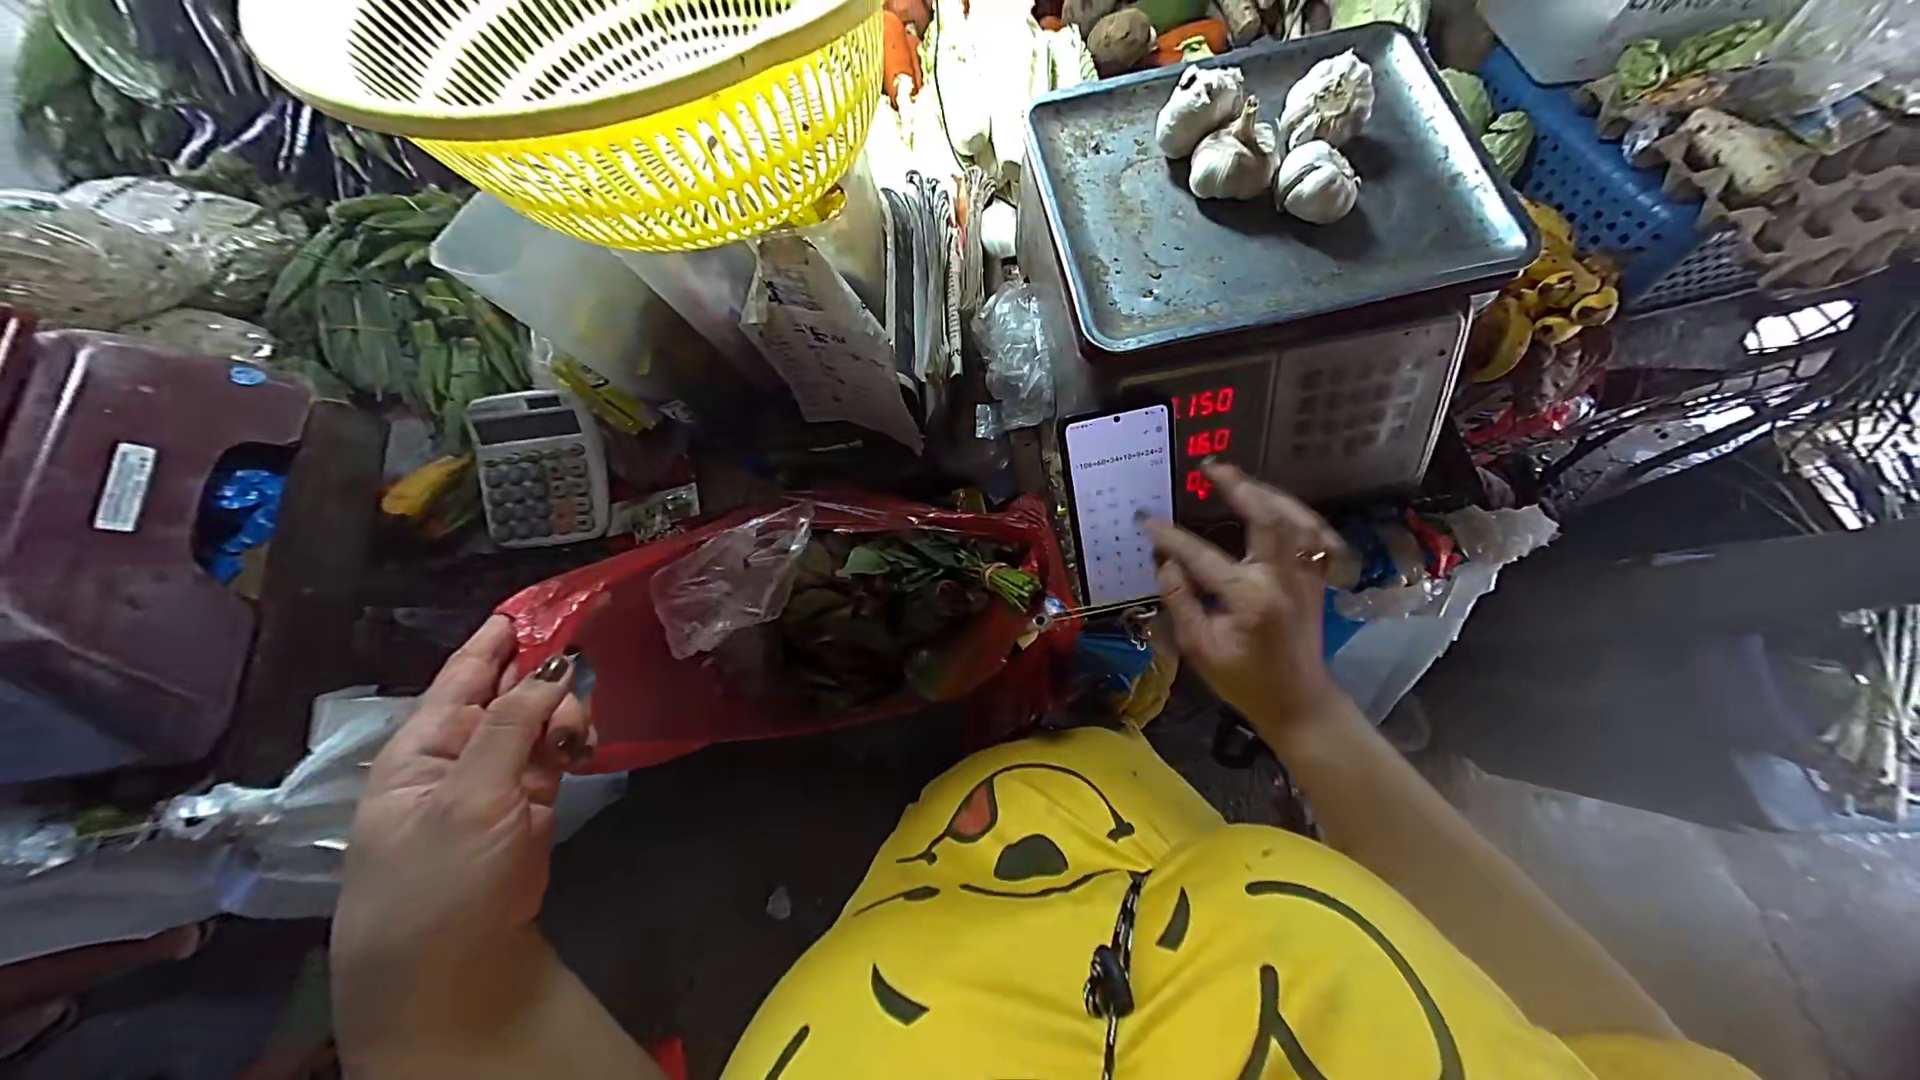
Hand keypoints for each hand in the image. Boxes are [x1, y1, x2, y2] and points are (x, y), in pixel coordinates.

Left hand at [332, 615, 590, 1064]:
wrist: (456, 967)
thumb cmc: (437, 880)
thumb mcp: (469, 798)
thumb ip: (514, 725)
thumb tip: (557, 662)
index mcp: (423, 745)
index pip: (465, 674)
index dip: (500, 635)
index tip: (540, 600)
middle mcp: (461, 750)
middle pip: (514, 690)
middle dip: (547, 679)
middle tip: (580, 677)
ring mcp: (499, 773)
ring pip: (544, 716)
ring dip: (567, 716)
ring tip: (577, 741)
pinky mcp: (533, 794)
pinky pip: (560, 746)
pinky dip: (576, 740)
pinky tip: (584, 750)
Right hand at [1146, 463, 1348, 724]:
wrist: (1298, 703)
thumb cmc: (1244, 682)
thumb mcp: (1200, 649)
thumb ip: (1180, 602)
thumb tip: (1166, 563)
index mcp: (1249, 599)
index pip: (1201, 556)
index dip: (1171, 537)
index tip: (1148, 520)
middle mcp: (1281, 580)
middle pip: (1267, 518)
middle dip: (1239, 487)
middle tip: (1212, 468)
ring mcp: (1304, 578)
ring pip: (1296, 519)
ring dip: (1268, 494)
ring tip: (1241, 480)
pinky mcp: (1315, 581)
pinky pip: (1314, 535)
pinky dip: (1298, 515)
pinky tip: (1281, 506)